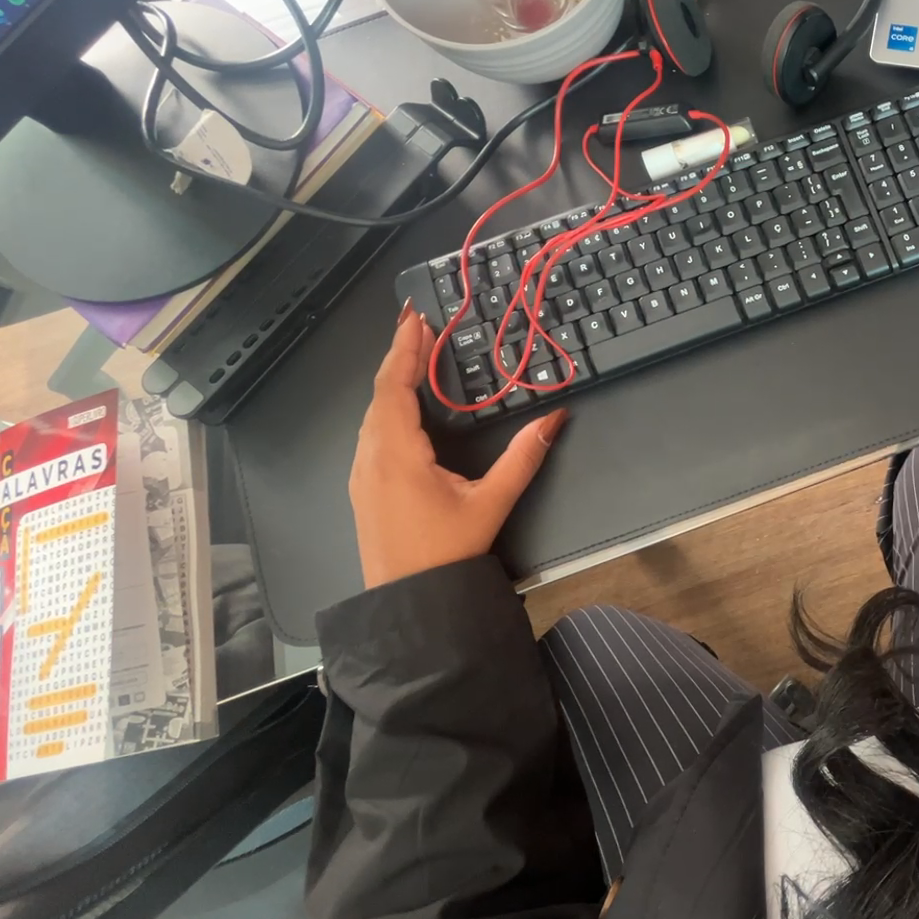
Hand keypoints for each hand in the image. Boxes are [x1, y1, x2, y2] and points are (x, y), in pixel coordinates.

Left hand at [349, 302, 567, 588]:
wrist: (409, 600)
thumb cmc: (448, 550)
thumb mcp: (492, 501)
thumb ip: (523, 457)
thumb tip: (555, 419)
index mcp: (397, 453)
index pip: (394, 387)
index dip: (404, 349)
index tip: (415, 318)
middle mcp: (371, 456)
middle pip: (379, 394)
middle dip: (399, 356)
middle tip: (419, 326)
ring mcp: (363, 473)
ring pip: (372, 415)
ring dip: (392, 382)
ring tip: (414, 358)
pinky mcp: (365, 487)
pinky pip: (372, 433)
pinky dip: (388, 407)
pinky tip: (404, 408)